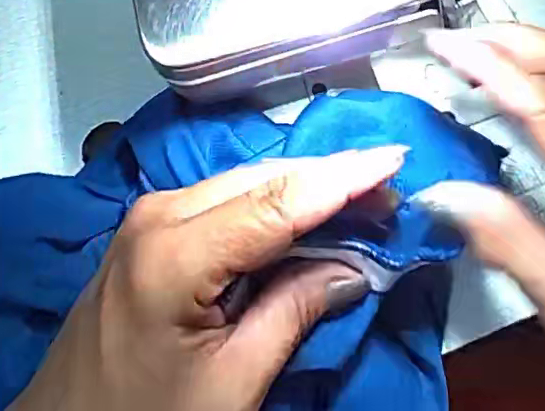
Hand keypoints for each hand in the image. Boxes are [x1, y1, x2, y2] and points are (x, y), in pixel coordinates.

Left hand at [11, 146, 407, 410]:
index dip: (341, 178)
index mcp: (174, 252)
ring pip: (245, 182)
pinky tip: (305, 212)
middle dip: (328, 179)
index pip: (277, 201)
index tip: (392, 158)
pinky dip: (270, 203)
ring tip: (360, 198)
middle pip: (262, 179)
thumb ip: (294, 312)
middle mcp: (161, 211)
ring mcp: (152, 211)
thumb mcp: (231, 386)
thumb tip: (355, 266)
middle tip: (387, 190)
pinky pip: (224, 198)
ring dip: (303, 188)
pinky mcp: (152, 223)